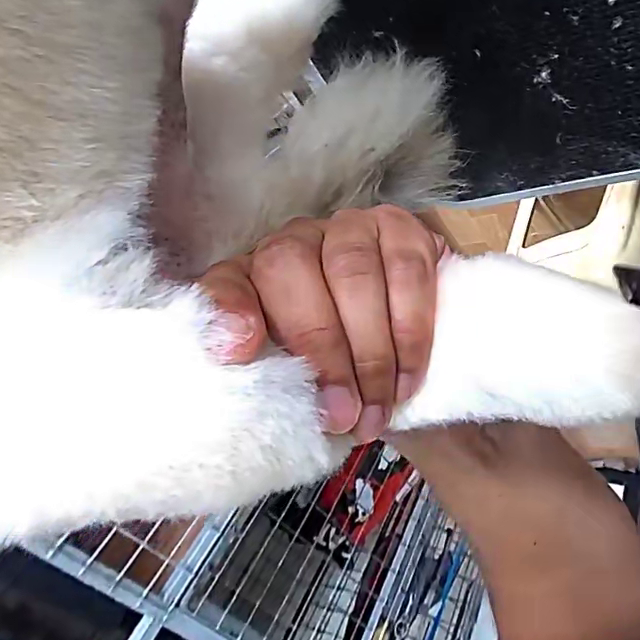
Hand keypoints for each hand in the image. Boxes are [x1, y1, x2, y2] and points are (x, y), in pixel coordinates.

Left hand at [198, 206, 447, 441]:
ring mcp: (353, 225)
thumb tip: (256, 393)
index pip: (228, 281)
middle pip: (292, 271)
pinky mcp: (403, 227)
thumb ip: (274, 371)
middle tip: (343, 413)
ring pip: (355, 273)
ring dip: (371, 348)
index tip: (238, 355)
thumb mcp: (298, 362)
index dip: (231, 310)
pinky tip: (409, 373)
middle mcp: (298, 238)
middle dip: (322, 350)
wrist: (408, 314)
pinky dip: (411, 330)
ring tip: (380, 403)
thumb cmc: (345, 348)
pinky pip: (408, 273)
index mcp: (255, 272)